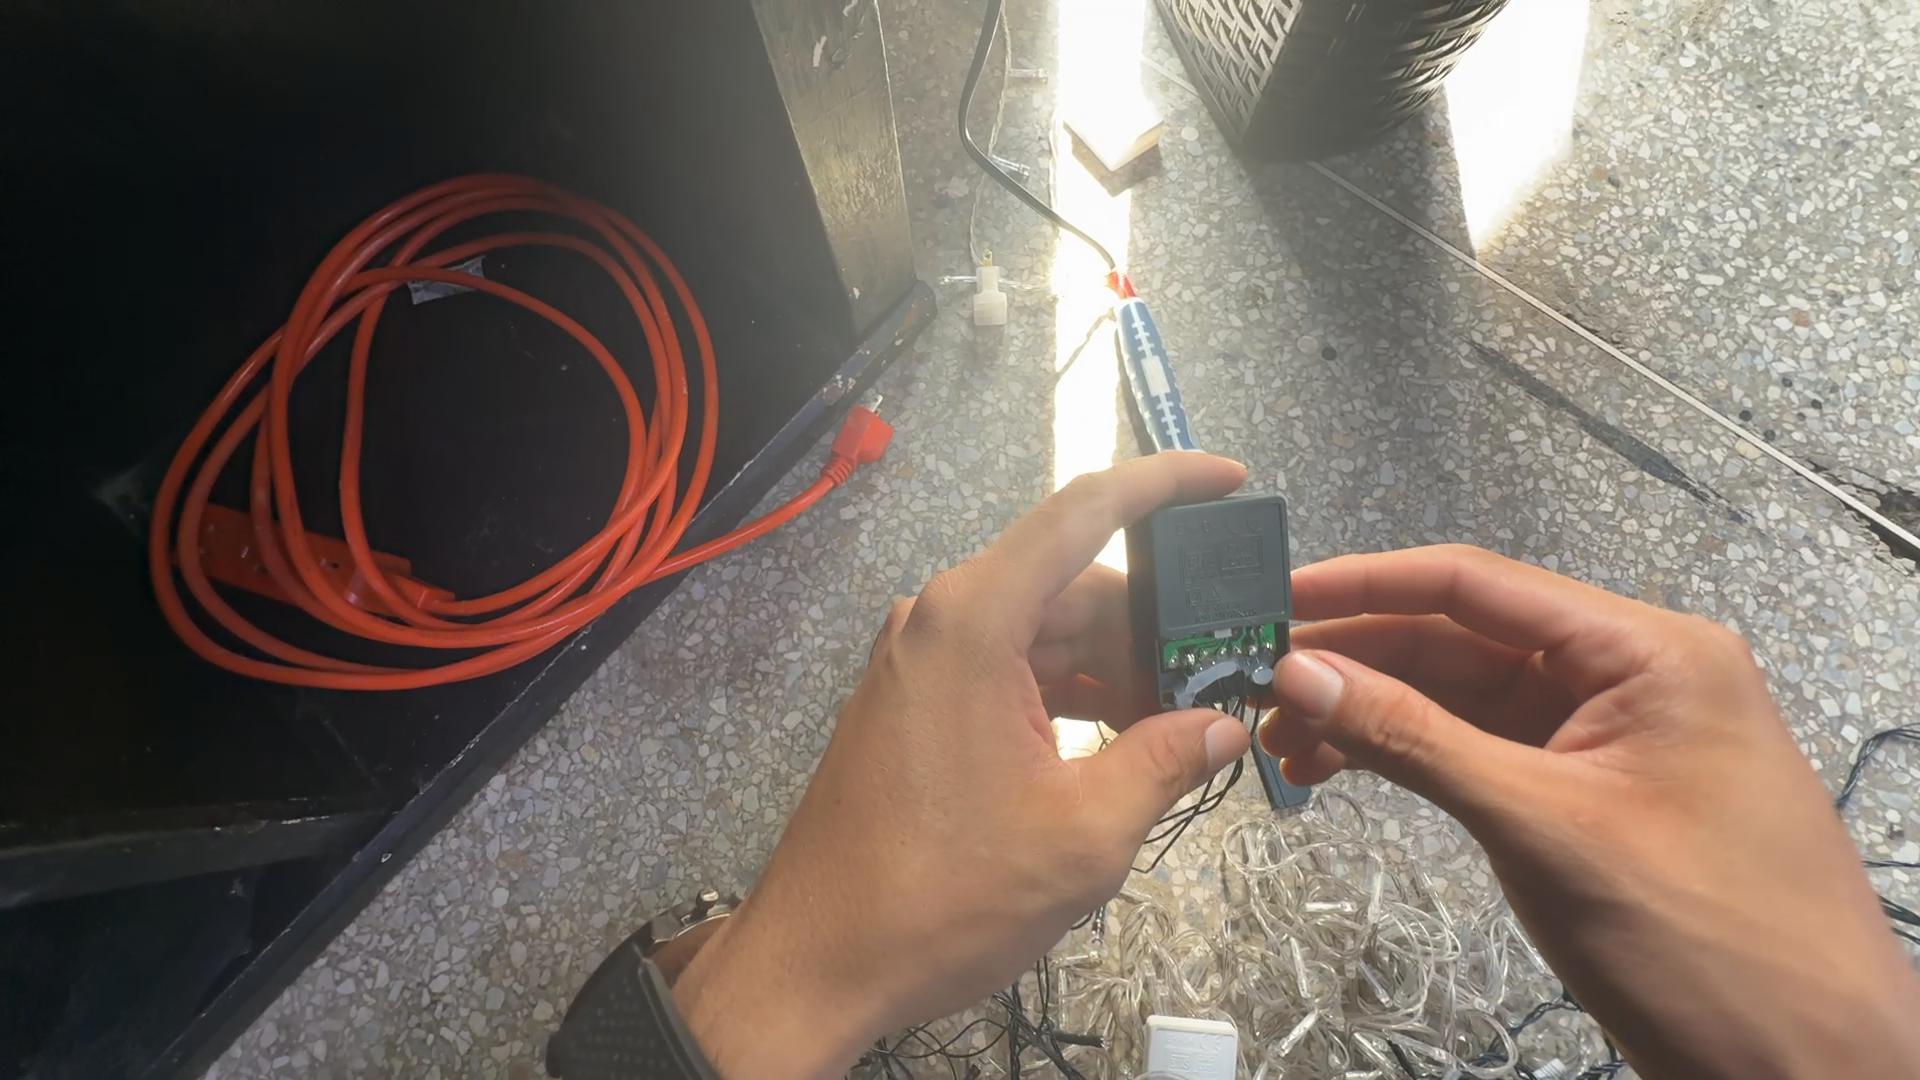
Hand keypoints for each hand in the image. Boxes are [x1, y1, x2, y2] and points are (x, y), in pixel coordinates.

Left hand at [671, 453, 1252, 1079]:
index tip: (1224, 478)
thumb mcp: (1082, 833)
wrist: (818, 957)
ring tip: (1176, 717)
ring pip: (1045, 628)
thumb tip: (1221, 726)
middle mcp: (943, 615)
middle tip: (1217, 671)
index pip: (1081, 512)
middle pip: (1072, 583)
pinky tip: (1116, 731)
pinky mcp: (921, 692)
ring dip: (1112, 664)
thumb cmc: (941, 896)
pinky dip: (1067, 687)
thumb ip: (1165, 762)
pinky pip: (1012, 664)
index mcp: (975, 617)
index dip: (1162, 483)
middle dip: (1150, 624)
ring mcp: (926, 653)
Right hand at [1259, 545, 1919, 1079]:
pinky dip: (1382, 751)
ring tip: (1279, 740)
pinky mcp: (1551, 775)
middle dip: (1345, 663)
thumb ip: (1408, 735)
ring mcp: (1576, 725)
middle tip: (1257, 683)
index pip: (1470, 584)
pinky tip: (1323, 769)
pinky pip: (1446, 739)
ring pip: (1433, 692)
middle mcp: (1605, 671)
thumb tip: (1294, 671)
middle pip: (1441, 639)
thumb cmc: (1704, 943)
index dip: (1363, 583)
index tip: (1278, 597)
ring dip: (1353, 712)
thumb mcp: (1538, 824)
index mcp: (1637, 651)